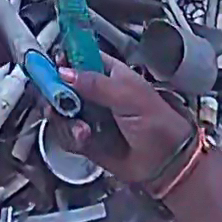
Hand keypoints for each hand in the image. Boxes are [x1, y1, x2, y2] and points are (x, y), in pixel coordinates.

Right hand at [62, 63, 194, 184]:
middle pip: (60, 83)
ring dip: (64, 118)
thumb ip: (95, 83)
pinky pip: (65, 134)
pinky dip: (70, 136)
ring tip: (81, 128)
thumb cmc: (157, 122)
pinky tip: (84, 138)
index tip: (53, 67)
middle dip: (55, 92)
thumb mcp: (128, 95)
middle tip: (58, 101)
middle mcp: (94, 92)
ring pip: (59, 110)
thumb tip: (64, 72)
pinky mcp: (85, 139)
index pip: (78, 57)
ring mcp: (88, 115)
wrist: (167, 165)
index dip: (63, 59)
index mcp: (107, 72)